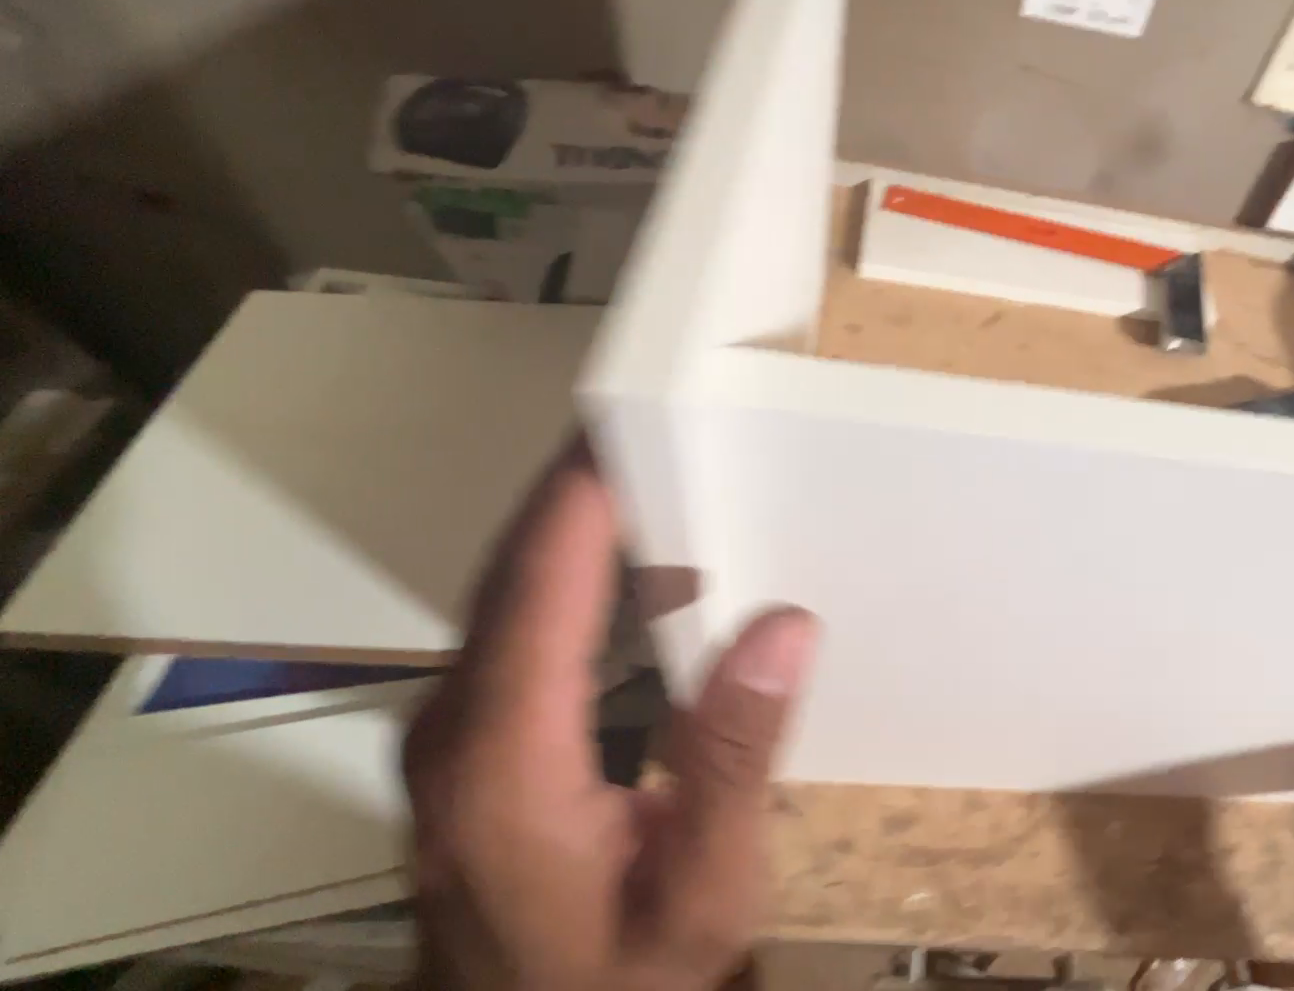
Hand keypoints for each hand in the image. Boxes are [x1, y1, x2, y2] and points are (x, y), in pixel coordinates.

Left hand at [404, 447, 818, 990]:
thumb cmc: (629, 974)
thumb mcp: (707, 890)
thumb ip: (736, 761)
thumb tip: (782, 627)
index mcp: (505, 762)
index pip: (536, 586)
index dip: (580, 494)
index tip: (632, 415)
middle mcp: (456, 729)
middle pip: (513, 570)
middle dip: (584, 487)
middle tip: (668, 421)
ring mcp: (453, 731)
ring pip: (511, 590)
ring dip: (582, 524)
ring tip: (668, 472)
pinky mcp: (472, 735)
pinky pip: (519, 623)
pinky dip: (576, 573)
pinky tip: (644, 564)